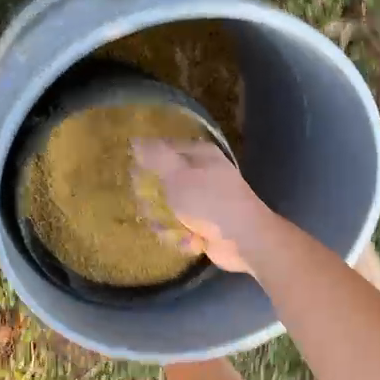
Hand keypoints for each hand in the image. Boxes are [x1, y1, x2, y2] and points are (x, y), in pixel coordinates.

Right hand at [131, 138, 274, 273]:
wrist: (244, 240)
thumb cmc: (209, 202)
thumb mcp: (178, 174)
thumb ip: (155, 156)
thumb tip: (135, 139)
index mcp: (199, 155)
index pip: (162, 149)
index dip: (146, 162)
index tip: (136, 177)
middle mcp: (201, 174)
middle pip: (161, 181)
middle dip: (154, 199)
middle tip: (154, 207)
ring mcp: (203, 201)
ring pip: (166, 207)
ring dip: (165, 222)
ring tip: (173, 228)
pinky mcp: (203, 225)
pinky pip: (178, 227)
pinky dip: (179, 236)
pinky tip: (188, 240)